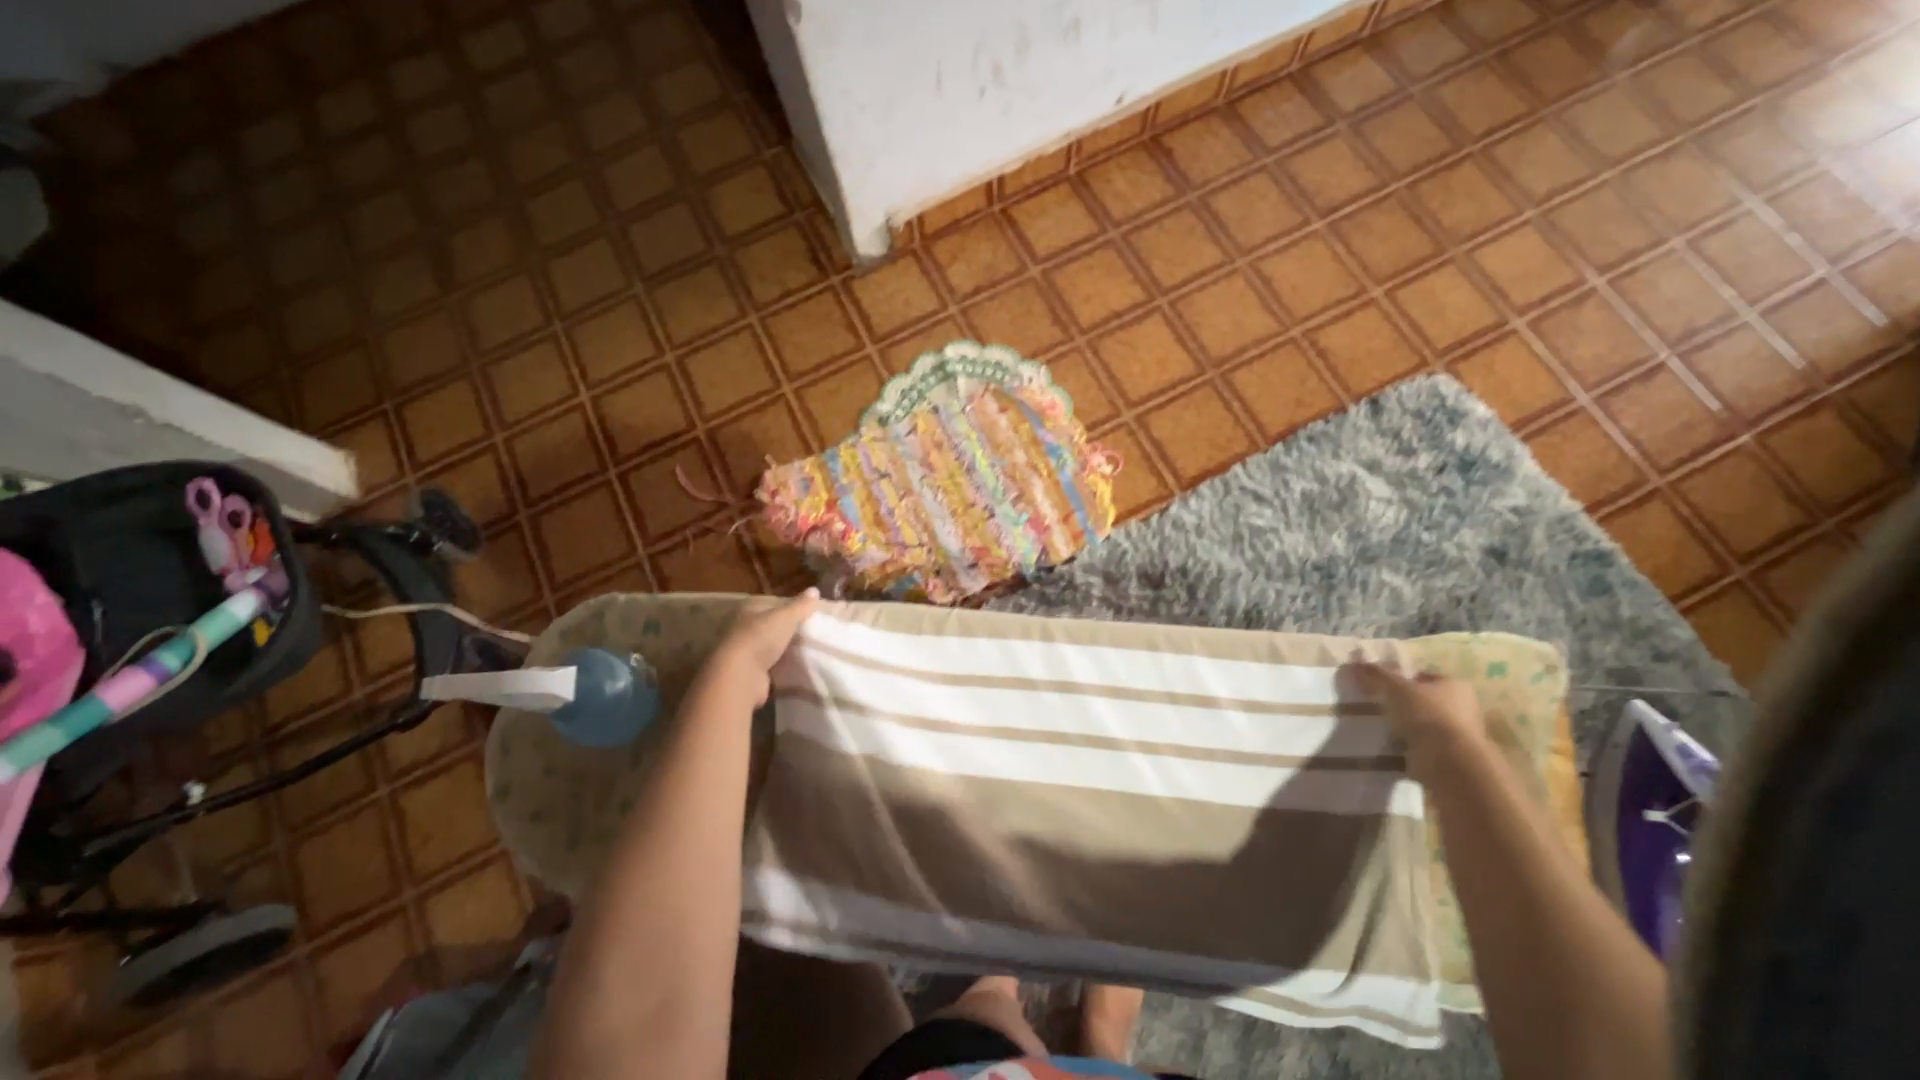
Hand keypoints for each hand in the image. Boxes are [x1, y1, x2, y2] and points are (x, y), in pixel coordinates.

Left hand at [703, 588, 819, 704]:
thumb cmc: (760, 637)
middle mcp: (743, 627)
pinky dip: (781, 666)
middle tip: (812, 633)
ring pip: (770, 646)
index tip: (809, 614)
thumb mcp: (785, 617)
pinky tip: (797, 667)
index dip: (790, 607)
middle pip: (771, 625)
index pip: (772, 603)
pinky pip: (771, 665)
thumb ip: (801, 606)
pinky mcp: (749, 670)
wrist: (740, 675)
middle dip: (789, 630)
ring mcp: (745, 650)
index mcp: (749, 609)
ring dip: (785, 649)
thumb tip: (815, 590)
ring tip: (809, 650)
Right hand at [1343, 658, 1486, 774]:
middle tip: (1379, 708)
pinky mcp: (1451, 756)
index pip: (1424, 677)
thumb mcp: (1395, 688)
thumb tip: (1354, 663)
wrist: (1447, 760)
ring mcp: (1459, 734)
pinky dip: (1409, 747)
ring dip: (1406, 728)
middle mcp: (1462, 707)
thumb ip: (1377, 675)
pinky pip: (1424, 746)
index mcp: (1455, 685)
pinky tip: (1392, 748)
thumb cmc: (1426, 715)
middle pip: (1424, 701)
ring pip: (1424, 725)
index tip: (1381, 688)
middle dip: (1403, 705)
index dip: (1402, 680)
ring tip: (1381, 729)